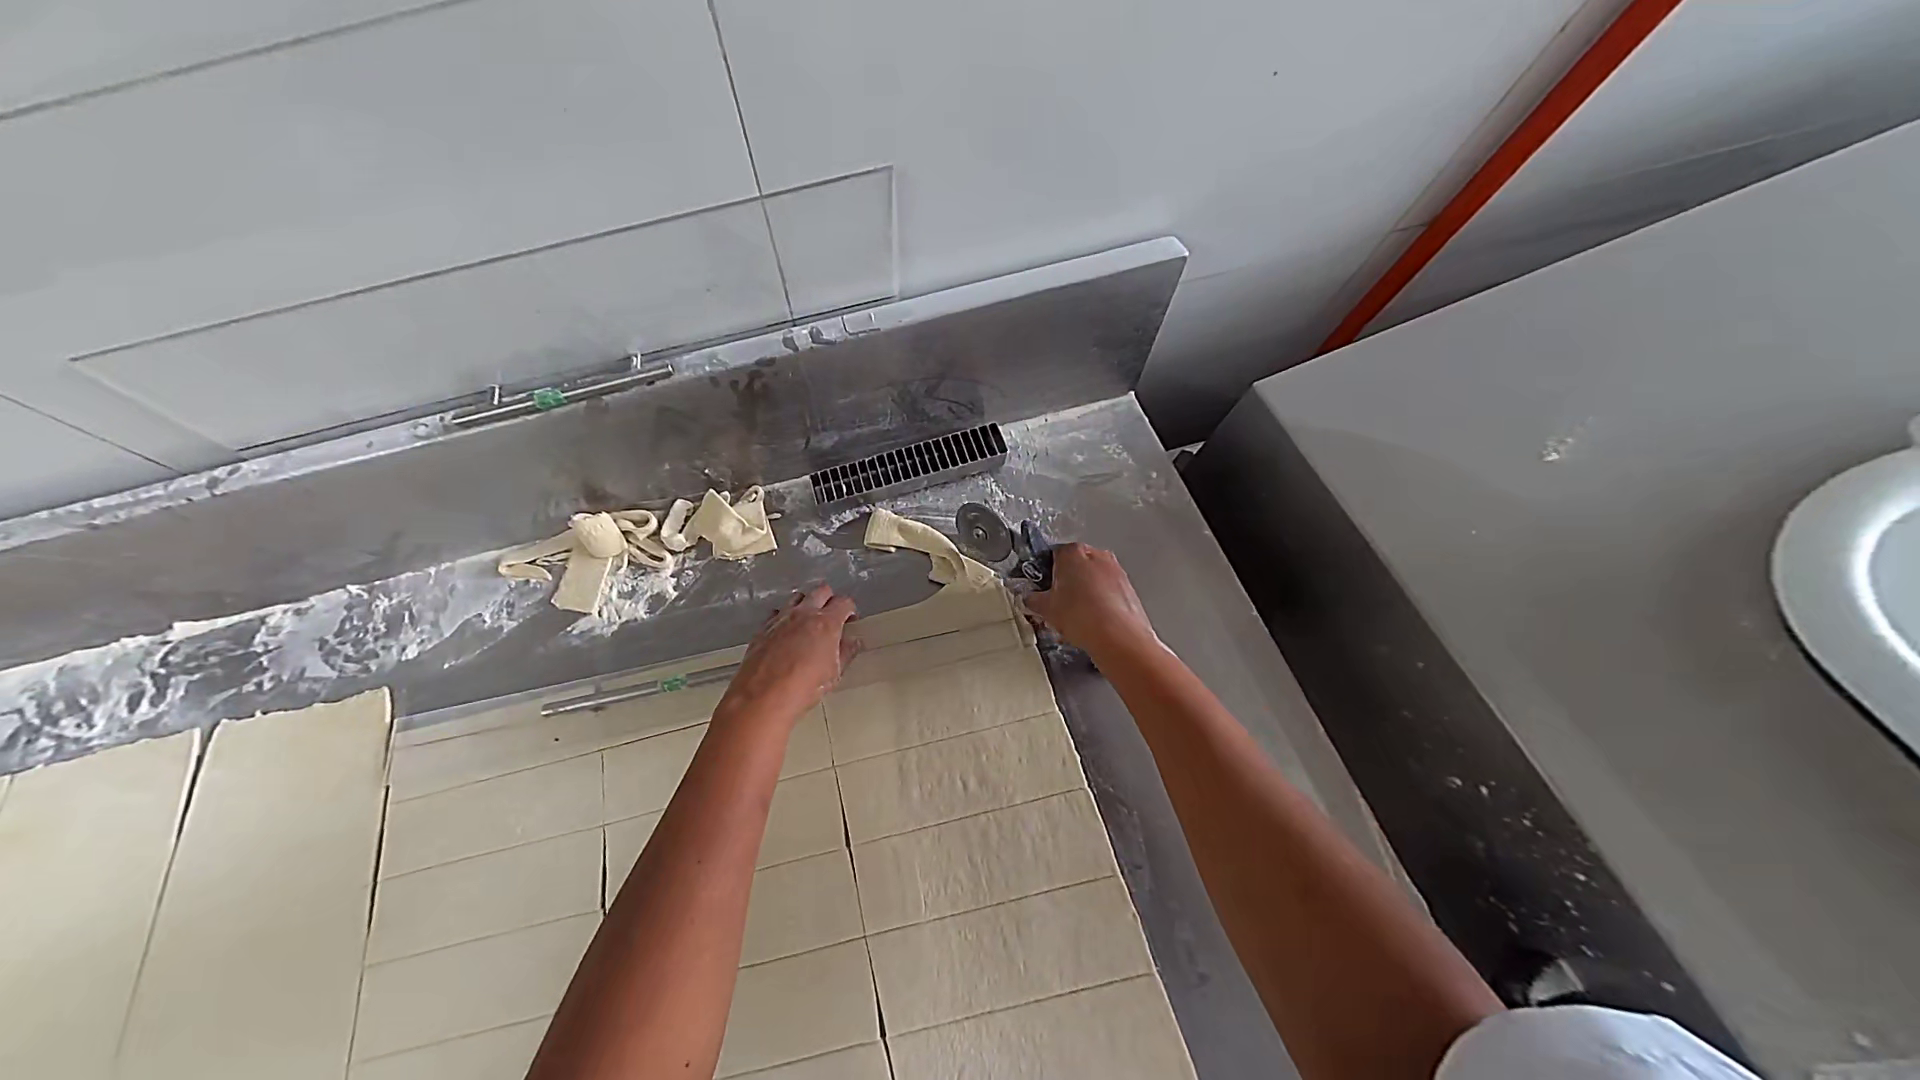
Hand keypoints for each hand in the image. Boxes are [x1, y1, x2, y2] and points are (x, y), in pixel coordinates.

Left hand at [718, 585, 859, 724]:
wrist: (763, 697)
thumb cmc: (802, 687)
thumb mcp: (833, 673)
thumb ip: (846, 653)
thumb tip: (853, 643)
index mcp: (826, 623)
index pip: (843, 602)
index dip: (850, 609)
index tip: (850, 619)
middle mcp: (803, 614)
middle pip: (821, 591)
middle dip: (830, 600)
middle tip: (832, 615)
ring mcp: (781, 618)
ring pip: (797, 597)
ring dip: (806, 604)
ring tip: (809, 621)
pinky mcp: (763, 628)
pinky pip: (777, 613)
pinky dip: (785, 617)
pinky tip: (786, 632)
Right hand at [1022, 543, 1159, 656]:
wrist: (1118, 638)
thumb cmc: (1083, 616)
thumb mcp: (1045, 609)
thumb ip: (1033, 599)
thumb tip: (1030, 599)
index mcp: (1073, 552)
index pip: (1052, 554)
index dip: (1044, 572)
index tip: (1040, 586)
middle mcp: (1097, 556)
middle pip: (1075, 565)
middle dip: (1065, 582)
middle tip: (1056, 602)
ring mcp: (1115, 571)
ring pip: (1093, 578)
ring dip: (1083, 592)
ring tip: (1075, 616)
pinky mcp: (1129, 588)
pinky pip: (1108, 592)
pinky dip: (1100, 603)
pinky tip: (1092, 621)